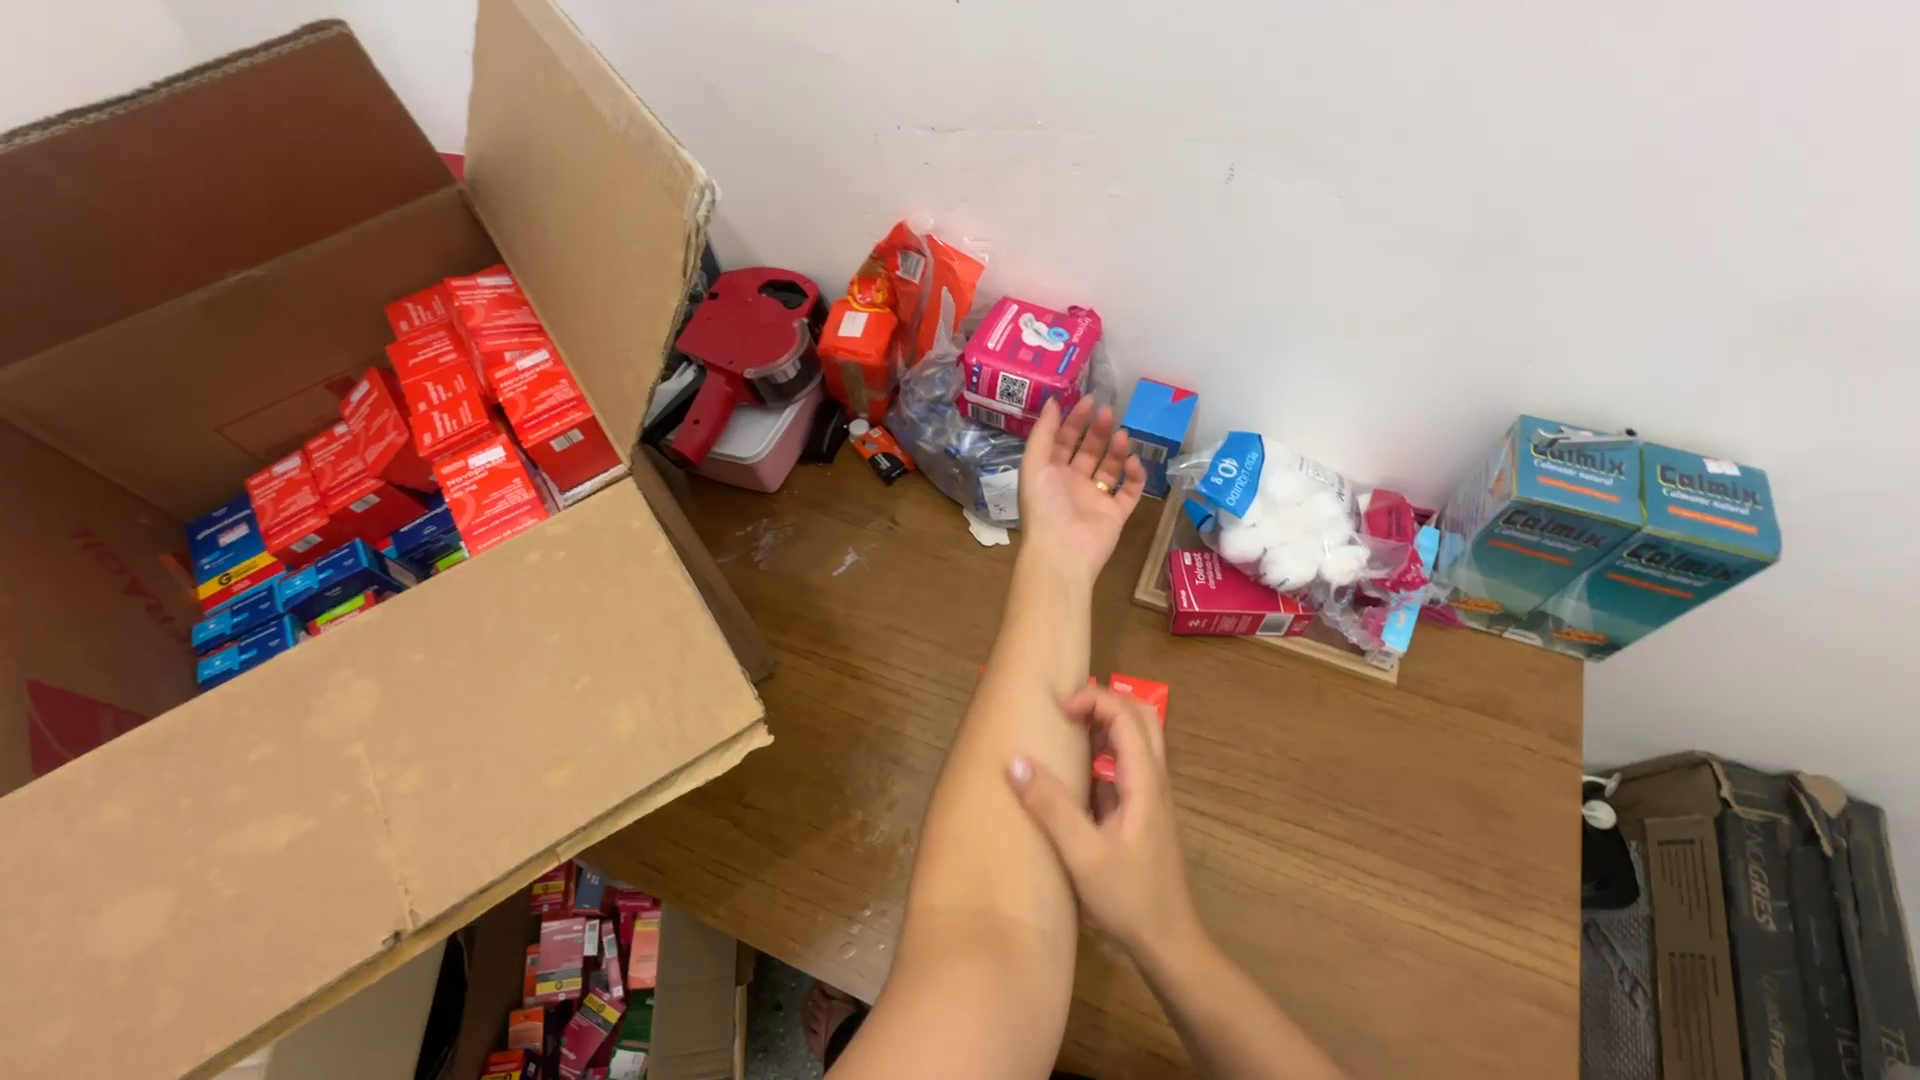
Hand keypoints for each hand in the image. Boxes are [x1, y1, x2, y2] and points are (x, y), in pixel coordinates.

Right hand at [1007, 686, 1196, 953]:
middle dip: (1104, 702)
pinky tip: (1076, 774)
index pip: (1126, 715)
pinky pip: (1127, 765)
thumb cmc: (1129, 898)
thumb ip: (1051, 807)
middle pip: (1141, 717)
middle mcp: (1154, 780)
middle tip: (1066, 711)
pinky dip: (1104, 753)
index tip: (1058, 709)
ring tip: (1067, 731)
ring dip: (1105, 725)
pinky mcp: (1142, 812)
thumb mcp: (1082, 855)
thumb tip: (1015, 761)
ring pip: (1137, 740)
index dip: (1093, 699)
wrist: (1168, 942)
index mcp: (1144, 781)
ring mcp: (1151, 796)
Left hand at [1017, 398, 1146, 580]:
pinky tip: (1134, 461)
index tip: (1089, 400)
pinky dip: (1135, 475)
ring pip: (1110, 468)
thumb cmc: (1044, 506)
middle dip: (1097, 431)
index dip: (1074, 420)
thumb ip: (1043, 433)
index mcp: (1050, 474)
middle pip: (1088, 451)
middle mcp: (1072, 484)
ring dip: (1116, 450)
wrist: (1062, 551)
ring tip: (1122, 435)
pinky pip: (1130, 491)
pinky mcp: (1116, 514)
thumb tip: (1052, 402)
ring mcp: (1095, 499)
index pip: (1063, 441)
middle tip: (1109, 412)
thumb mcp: (1034, 464)